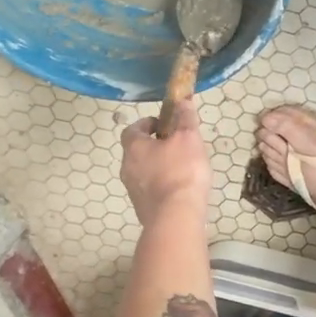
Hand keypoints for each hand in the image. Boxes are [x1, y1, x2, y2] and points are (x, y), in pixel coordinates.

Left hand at [119, 98, 210, 222]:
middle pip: (138, 151)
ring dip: (158, 166)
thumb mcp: (189, 138)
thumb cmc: (182, 171)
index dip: (147, 124)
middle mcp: (127, 167)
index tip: (164, 124)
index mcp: (134, 147)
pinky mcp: (142, 207)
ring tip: (182, 168)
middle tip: (178, 145)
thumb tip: (182, 100)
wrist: (175, 216)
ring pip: (143, 171)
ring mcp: (132, 189)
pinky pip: (150, 189)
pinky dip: (162, 185)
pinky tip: (180, 189)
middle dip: (155, 146)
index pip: (132, 129)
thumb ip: (185, 118)